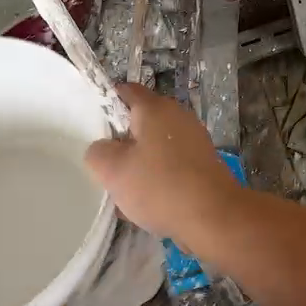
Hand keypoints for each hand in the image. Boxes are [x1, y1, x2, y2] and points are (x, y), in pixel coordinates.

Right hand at [84, 83, 240, 241]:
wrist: (212, 214)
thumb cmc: (159, 185)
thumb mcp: (114, 171)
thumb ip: (98, 153)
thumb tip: (103, 148)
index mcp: (155, 107)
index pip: (126, 91)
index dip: (107, 103)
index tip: (92, 126)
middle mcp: (177, 114)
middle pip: (141, 120)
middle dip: (122, 142)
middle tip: (107, 166)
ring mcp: (193, 137)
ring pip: (155, 145)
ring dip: (139, 164)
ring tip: (125, 193)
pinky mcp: (202, 160)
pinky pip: (171, 162)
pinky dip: (158, 177)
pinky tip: (149, 204)